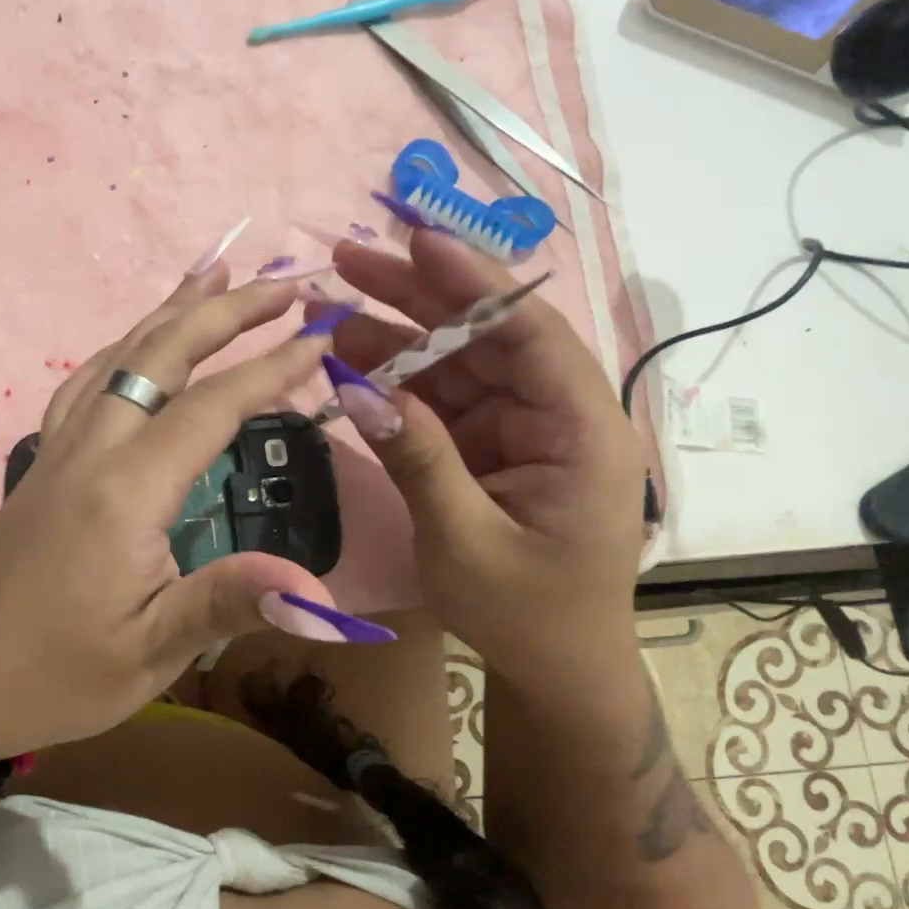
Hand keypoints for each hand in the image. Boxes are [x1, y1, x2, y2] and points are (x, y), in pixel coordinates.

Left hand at [0, 261, 387, 760]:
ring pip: (114, 361)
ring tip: (212, 278)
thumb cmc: (58, 675)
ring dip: (167, 316)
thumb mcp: (150, 652)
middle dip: (223, 313)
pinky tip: (134, 350)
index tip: (323, 335)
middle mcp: (88, 453)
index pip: (210, 408)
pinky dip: (119, 351)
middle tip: (285, 283)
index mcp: (124, 493)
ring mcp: (56, 454)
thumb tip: (324, 591)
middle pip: (157, 358)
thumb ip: (229, 603)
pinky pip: (81, 387)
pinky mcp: (40, 467)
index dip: (271, 368)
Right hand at [320, 230, 646, 662]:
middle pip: (484, 337)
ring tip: (327, 309)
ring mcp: (519, 429)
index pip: (528, 335)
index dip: (472, 283)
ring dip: (393, 336)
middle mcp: (555, 415)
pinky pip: (438, 401)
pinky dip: (393, 383)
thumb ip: (418, 461)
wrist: (553, 667)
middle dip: (416, 297)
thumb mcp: (465, 542)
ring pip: (454, 363)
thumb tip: (360, 391)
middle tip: (346, 261)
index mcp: (581, 431)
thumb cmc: (527, 614)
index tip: (415, 241)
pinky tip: (347, 362)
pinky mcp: (488, 447)